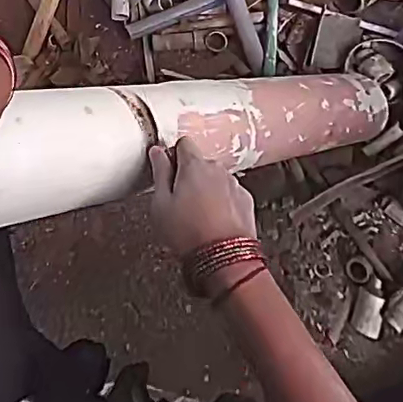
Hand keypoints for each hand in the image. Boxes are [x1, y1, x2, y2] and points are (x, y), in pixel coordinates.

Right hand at [148, 137, 257, 255]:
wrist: (223, 258)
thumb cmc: (189, 233)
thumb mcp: (161, 203)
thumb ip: (159, 171)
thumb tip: (157, 153)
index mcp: (194, 166)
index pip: (183, 143)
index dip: (173, 156)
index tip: (168, 172)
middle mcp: (217, 170)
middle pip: (200, 162)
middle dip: (189, 175)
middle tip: (178, 200)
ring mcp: (234, 185)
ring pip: (215, 179)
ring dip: (206, 189)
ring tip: (196, 215)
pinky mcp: (245, 201)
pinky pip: (228, 194)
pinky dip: (221, 202)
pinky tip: (212, 221)